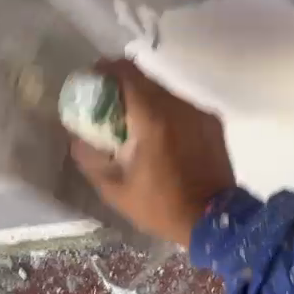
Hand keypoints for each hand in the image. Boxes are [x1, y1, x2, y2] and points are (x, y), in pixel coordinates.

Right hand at [71, 59, 236, 245]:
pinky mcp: (213, 124)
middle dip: (123, 88)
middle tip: (109, 109)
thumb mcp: (116, 189)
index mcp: (153, 118)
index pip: (125, 71)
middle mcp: (180, 107)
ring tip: (135, 127)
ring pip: (166, 93)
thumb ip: (90, 157)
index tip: (91, 84)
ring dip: (147, 102)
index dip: (104, 71)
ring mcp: (200, 113)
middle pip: (145, 79)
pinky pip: (183, 108)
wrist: (217, 222)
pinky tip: (162, 139)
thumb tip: (76, 136)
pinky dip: (168, 115)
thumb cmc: (163, 207)